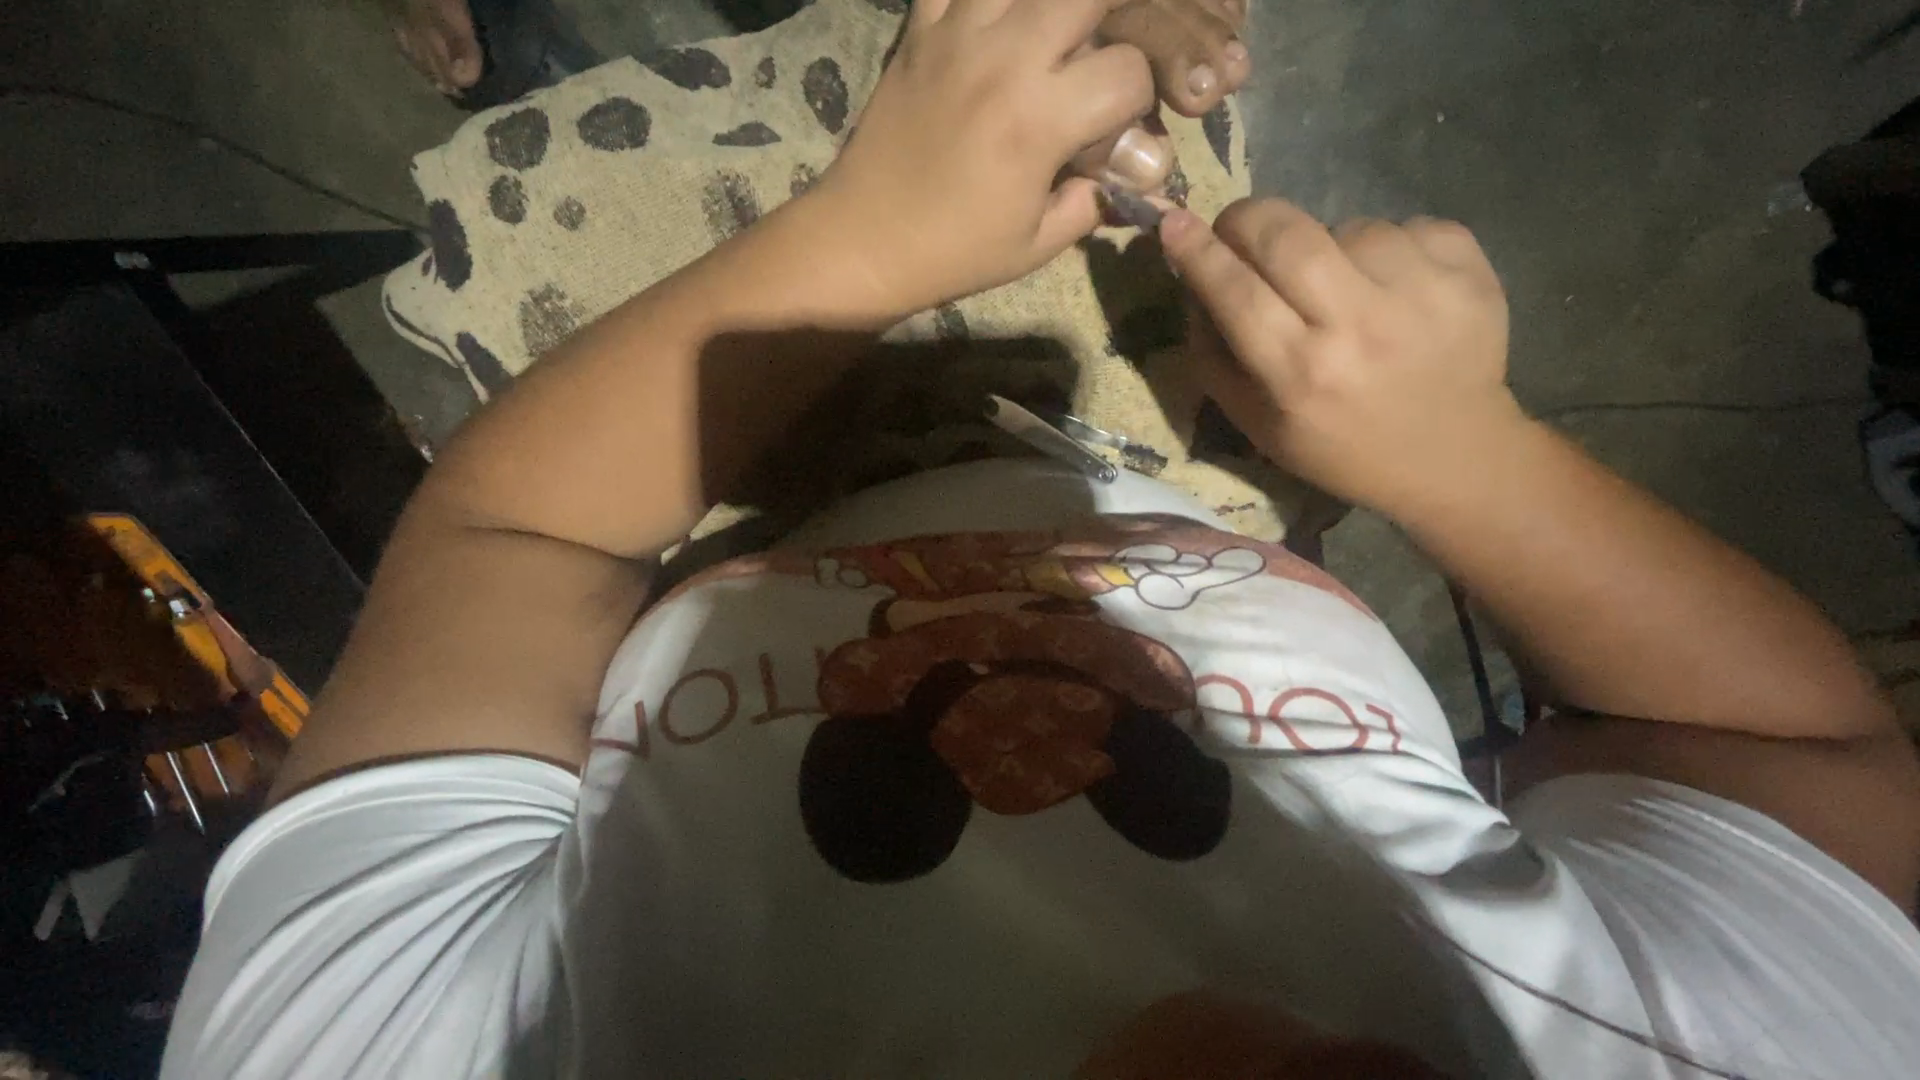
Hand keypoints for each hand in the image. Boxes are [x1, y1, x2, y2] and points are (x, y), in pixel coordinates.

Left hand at [811, 0, 1154, 315]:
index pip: (1130, 71)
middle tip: (1106, 55)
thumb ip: (1094, 201)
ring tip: (1057, 37)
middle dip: (1121, 19)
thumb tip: (1136, 174)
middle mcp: (1003, 59)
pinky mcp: (920, 28)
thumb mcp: (1036, 244)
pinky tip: (1001, 19)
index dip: (1140, 98)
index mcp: (1038, 120)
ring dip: (1055, 4)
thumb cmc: (953, 254)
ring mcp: (956, 33)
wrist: (864, 241)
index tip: (1120, 125)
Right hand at [1159, 199, 1518, 514]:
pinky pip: (1404, 226)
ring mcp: (1421, 292)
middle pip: (1286, 235)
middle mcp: (1359, 327)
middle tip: (1240, 229)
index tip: (1174, 224)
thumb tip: (1195, 284)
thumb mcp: (1257, 424)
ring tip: (1341, 286)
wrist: (1450, 454)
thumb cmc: (1338, 446)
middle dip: (1248, 219)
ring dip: (1328, 246)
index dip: (1198, 252)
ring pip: (1347, 226)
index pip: (1235, 291)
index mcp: (1300, 373)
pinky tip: (1394, 288)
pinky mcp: (1468, 269)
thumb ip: (1213, 358)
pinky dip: (1386, 249)